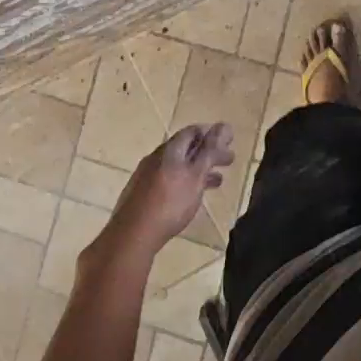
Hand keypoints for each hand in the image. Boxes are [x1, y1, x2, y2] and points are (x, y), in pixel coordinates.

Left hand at [97, 124, 234, 260]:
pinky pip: (169, 180)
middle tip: (228, 161)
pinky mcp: (142, 194)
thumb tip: (224, 126)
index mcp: (169, 150)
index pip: (193, 131)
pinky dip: (185, 182)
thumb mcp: (195, 175)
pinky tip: (190, 196)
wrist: (132, 235)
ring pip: (178, 166)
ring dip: (199, 170)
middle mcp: (156, 158)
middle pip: (186, 149)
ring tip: (217, 181)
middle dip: (208, 153)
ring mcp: (146, 176)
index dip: (211, 133)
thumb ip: (210, 151)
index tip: (228, 141)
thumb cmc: (170, 203)